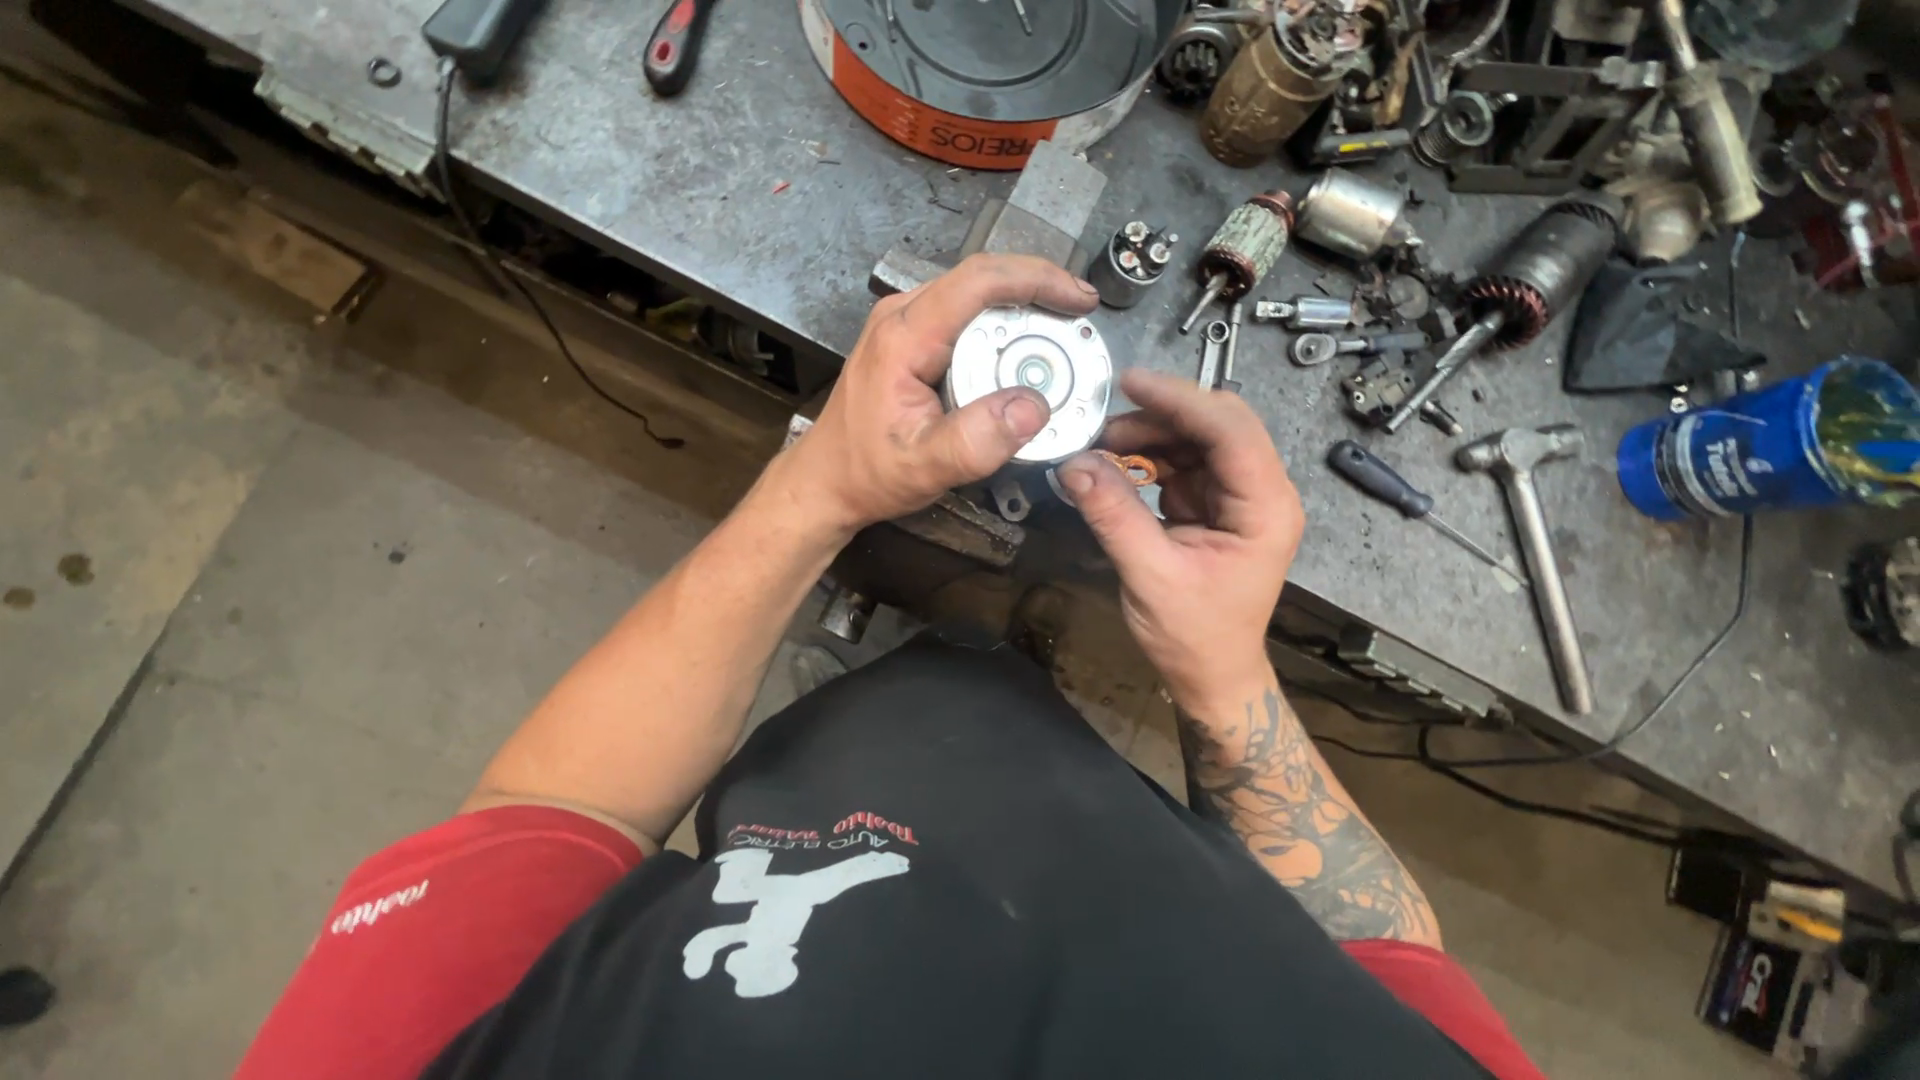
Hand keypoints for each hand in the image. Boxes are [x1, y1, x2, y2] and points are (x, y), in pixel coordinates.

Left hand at [776, 254, 1099, 538]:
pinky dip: (1002, 325)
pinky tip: (1025, 347)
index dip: (1036, 279)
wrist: (827, 481)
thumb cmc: (868, 473)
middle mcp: (902, 316)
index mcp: (904, 336)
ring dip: (1022, 305)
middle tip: (1081, 319)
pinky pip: (964, 316)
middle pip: (980, 280)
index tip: (1080, 299)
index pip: (978, 282)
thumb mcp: (925, 466)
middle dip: (1038, 290)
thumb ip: (977, 440)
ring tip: (1063, 330)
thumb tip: (1034, 407)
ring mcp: (904, 324)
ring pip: (974, 295)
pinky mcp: (910, 340)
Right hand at [1053, 371, 1304, 713]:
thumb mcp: (1150, 576)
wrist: (1211, 675)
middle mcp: (1261, 493)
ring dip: (1149, 436)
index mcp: (1266, 508)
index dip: (1181, 400)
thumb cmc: (1194, 636)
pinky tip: (1115, 467)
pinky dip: (1147, 459)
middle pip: (1218, 425)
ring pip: (1197, 440)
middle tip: (1104, 425)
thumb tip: (1073, 464)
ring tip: (1101, 447)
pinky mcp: (1213, 506)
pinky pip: (1181, 464)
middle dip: (1161, 417)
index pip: (1230, 431)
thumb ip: (1113, 516)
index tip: (1130, 383)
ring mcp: (1237, 498)